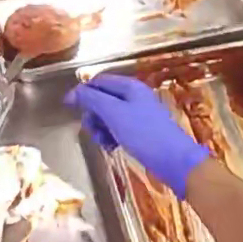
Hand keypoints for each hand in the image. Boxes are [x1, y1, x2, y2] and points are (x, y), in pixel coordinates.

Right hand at [65, 75, 209, 194]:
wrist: (173, 160)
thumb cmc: (143, 134)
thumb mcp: (113, 113)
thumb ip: (92, 99)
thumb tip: (72, 92)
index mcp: (129, 86)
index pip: (98, 81)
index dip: (82, 92)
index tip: (69, 107)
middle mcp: (134, 96)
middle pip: (101, 99)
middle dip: (93, 115)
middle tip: (93, 130)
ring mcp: (138, 114)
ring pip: (108, 116)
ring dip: (101, 128)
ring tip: (105, 142)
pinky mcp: (141, 131)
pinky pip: (118, 129)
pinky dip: (111, 136)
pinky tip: (112, 147)